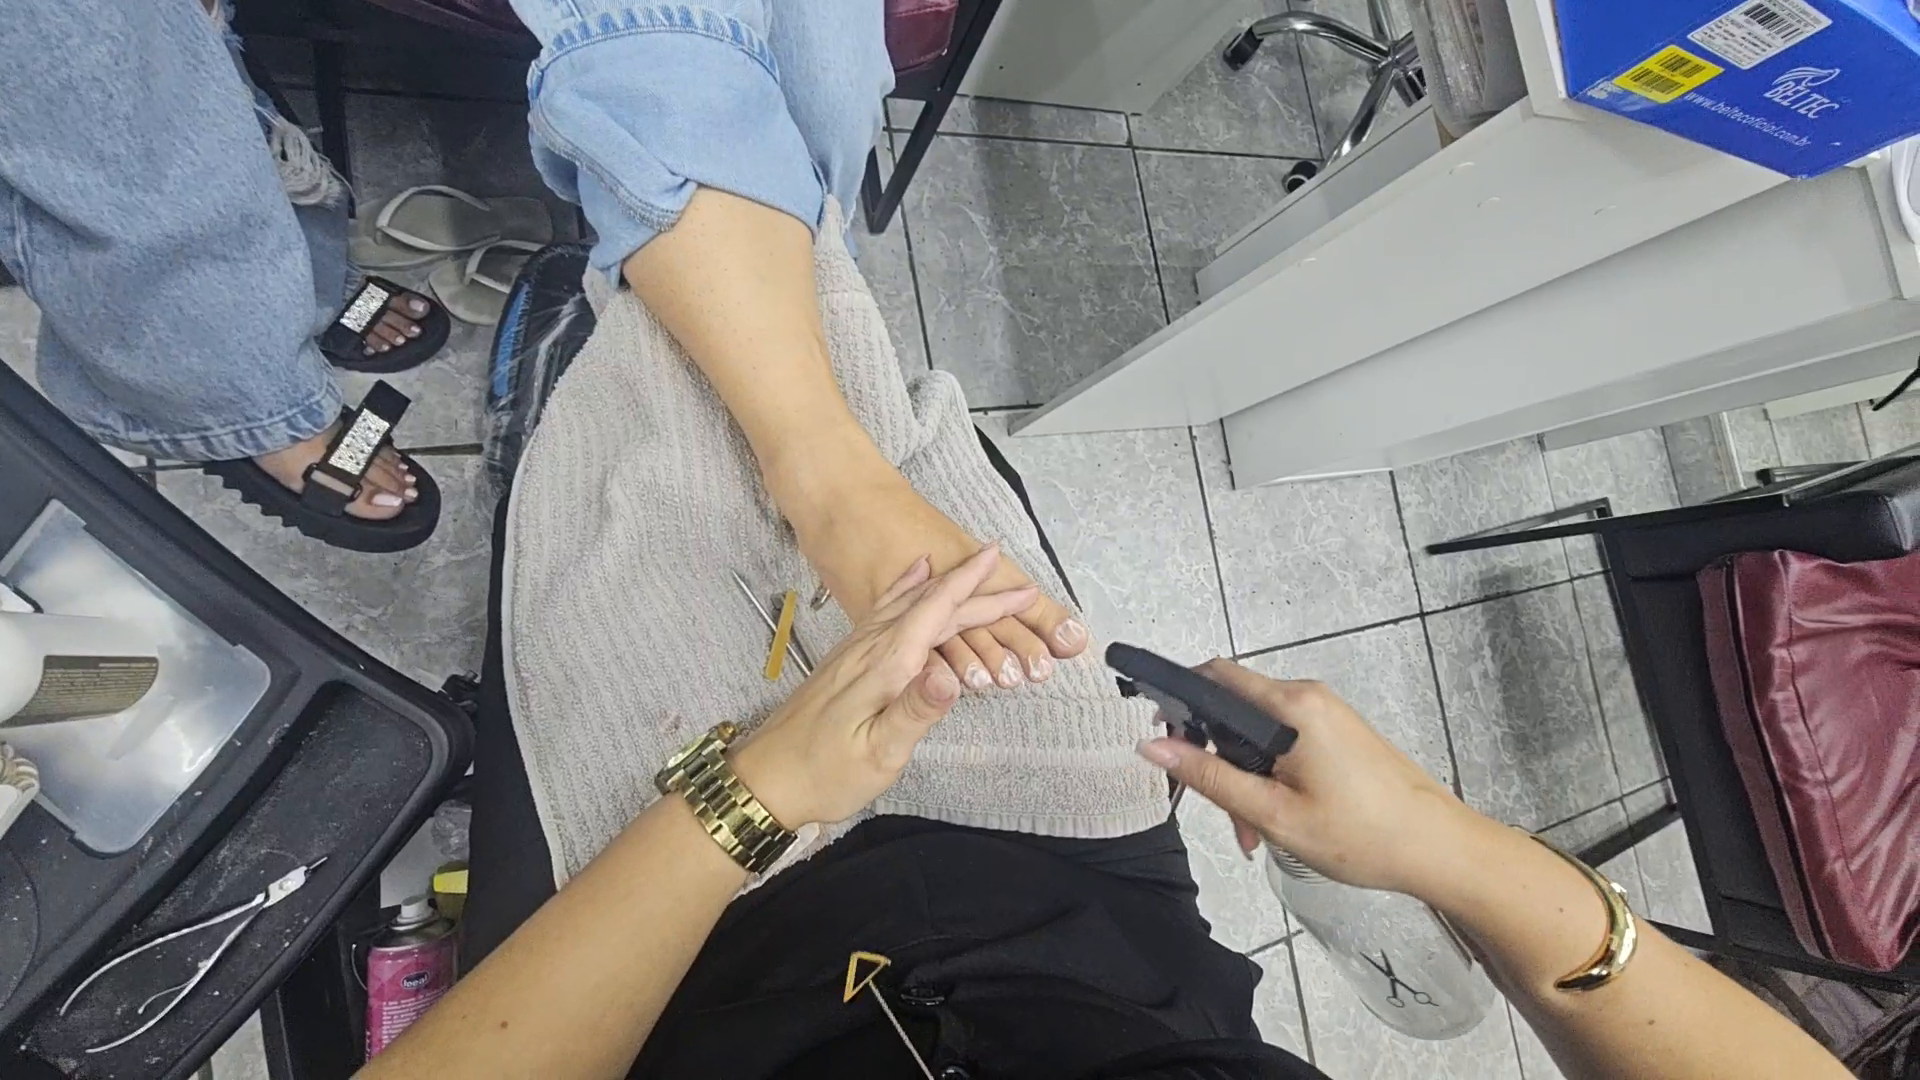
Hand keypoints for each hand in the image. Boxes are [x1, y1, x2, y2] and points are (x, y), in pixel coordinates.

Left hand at [728, 545, 1038, 826]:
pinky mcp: (850, 656)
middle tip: (1020, 587)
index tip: (1014, 577)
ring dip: (950, 584)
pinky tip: (915, 574)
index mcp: (886, 665)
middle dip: (978, 591)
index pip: (939, 613)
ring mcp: (858, 647)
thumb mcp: (878, 753)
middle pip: (932, 605)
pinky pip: (887, 606)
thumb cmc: (825, 774)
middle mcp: (872, 645)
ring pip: (912, 601)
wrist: (766, 777)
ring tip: (977, 567)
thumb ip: (915, 710)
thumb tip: (952, 673)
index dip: (977, 591)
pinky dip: (909, 585)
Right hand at [1135, 659, 1486, 897]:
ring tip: (1252, 833)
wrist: (1446, 853)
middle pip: (1232, 707)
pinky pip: (1281, 739)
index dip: (1178, 698)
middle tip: (1219, 812)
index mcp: (1289, 705)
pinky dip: (1267, 772)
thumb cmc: (1359, 834)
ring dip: (1241, 773)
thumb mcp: (1272, 812)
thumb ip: (1208, 775)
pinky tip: (1275, 817)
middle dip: (1214, 754)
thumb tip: (1149, 745)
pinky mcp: (1336, 731)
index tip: (1162, 739)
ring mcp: (1324, 712)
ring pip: (1255, 730)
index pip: (1213, 675)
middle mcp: (1305, 695)